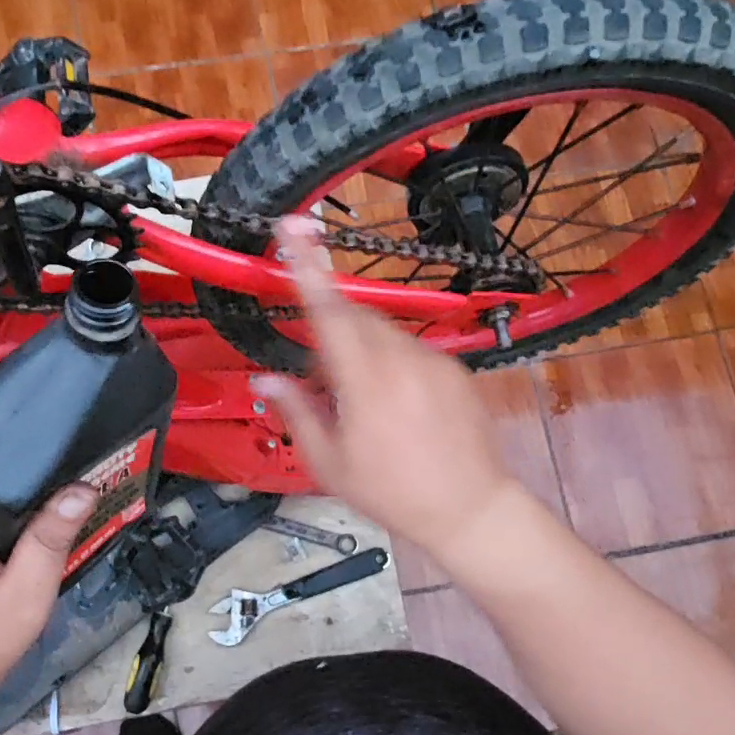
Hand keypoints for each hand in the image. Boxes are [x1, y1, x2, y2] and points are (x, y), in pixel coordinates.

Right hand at [250, 217, 522, 554]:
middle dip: (331, 333)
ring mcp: (435, 360)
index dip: (306, 266)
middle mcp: (402, 358)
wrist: (470, 508)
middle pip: (354, 318)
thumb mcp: (330, 463)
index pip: (328, 311)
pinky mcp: (456, 369)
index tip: (293, 226)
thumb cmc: (391, 492)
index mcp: (365, 380)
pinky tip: (398, 409)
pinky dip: (393, 364)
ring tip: (363, 404)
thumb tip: (265, 379)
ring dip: (362, 351)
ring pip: (384, 335)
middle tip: (323, 384)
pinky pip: (413, 351)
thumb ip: (296, 412)